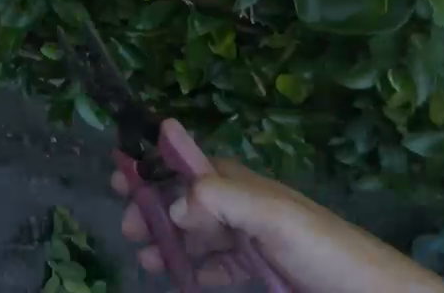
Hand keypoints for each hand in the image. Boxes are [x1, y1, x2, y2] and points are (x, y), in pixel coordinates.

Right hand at [113, 157, 443, 292]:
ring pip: (197, 234)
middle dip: (152, 208)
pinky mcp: (263, 272)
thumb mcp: (273, 215)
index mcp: (240, 183)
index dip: (151, 167)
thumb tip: (172, 203)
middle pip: (184, 199)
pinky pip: (218, 265)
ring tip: (145, 259)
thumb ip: (219, 198)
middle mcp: (241, 205)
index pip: (184, 165)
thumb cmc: (324, 250)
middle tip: (128, 228)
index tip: (119, 177)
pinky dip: (195, 269)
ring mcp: (252, 240)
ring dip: (168, 242)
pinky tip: (182, 279)